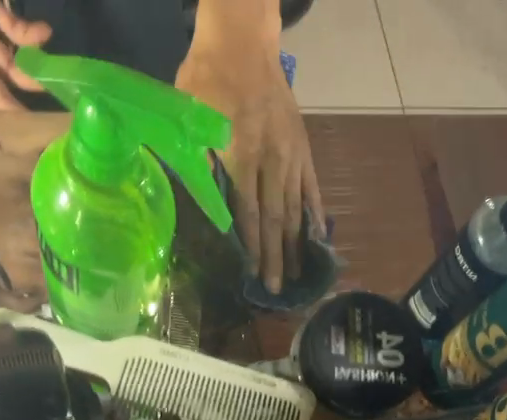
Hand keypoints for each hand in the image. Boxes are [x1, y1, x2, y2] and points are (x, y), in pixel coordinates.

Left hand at [176, 0, 324, 293]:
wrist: (243, 43)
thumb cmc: (208, 77)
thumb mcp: (190, 114)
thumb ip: (200, 160)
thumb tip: (211, 206)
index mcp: (242, 154)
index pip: (249, 211)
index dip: (253, 246)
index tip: (256, 275)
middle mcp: (271, 160)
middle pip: (274, 218)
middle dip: (277, 257)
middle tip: (280, 290)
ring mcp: (291, 156)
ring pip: (294, 208)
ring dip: (295, 244)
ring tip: (298, 273)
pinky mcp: (303, 149)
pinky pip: (311, 187)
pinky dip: (313, 213)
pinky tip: (317, 235)